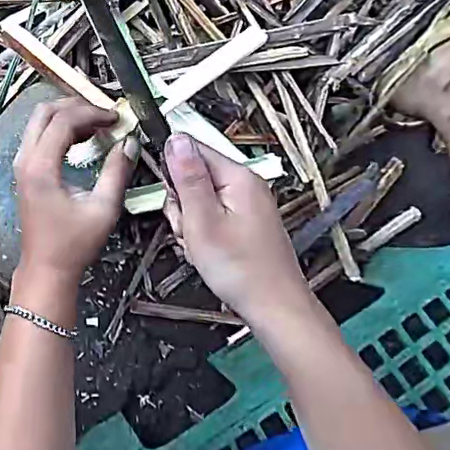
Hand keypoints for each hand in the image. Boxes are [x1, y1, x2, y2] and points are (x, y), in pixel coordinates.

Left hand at [12, 98, 135, 282]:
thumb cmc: (71, 245)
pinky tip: (84, 136)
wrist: (47, 268)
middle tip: (105, 113)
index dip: (92, 113)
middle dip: (77, 106)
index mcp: (40, 168)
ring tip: (98, 123)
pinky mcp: (26, 170)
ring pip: (40, 120)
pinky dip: (61, 128)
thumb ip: (117, 171)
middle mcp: (25, 161)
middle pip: (45, 111)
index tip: (115, 118)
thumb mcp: (103, 208)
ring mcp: (22, 164)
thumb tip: (129, 143)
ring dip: (68, 115)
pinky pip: (40, 134)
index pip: (64, 121)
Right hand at [161, 133, 314, 322]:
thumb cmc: (243, 271)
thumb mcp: (203, 220)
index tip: (175, 199)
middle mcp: (246, 184)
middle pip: (194, 174)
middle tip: (190, 228)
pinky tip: (208, 250)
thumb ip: (188, 177)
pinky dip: (202, 232)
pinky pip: (211, 214)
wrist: (275, 311)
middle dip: (182, 202)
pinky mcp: (244, 221)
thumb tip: (176, 138)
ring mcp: (246, 204)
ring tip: (200, 244)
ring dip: (190, 221)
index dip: (174, 172)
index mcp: (238, 177)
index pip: (192, 149)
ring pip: (199, 197)